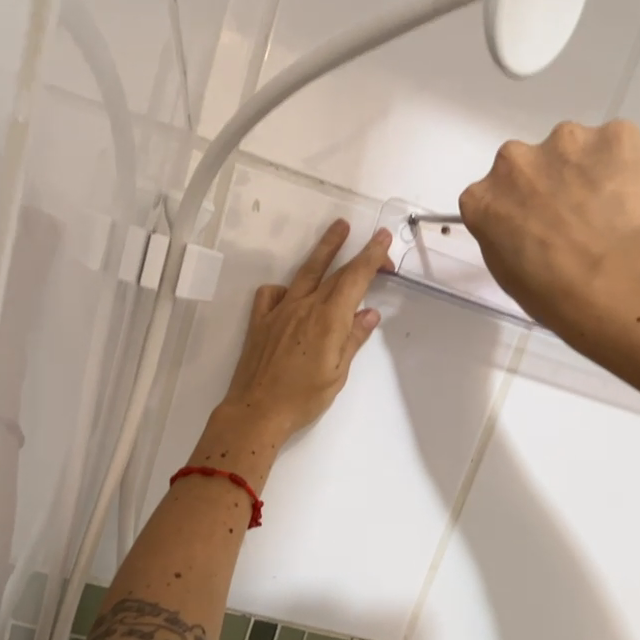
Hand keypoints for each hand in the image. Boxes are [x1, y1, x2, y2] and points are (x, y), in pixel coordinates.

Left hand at [217, 219, 391, 441]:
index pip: (355, 279)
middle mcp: (304, 307)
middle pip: (335, 272)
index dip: (371, 257)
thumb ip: (352, 340)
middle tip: (373, 239)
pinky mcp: (260, 321)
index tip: (382, 239)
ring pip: (305, 272)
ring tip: (338, 228)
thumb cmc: (302, 399)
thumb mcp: (337, 374)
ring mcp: (279, 311)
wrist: (256, 411)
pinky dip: (285, 287)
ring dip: (324, 250)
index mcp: (328, 320)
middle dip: (357, 254)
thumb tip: (368, 314)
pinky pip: (272, 293)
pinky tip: (290, 293)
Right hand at [459, 120, 639, 339]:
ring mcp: (566, 140)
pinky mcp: (616, 133)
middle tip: (574, 221)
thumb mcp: (509, 274)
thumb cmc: (554, 293)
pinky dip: (626, 167)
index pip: (492, 197)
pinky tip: (636, 202)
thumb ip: (507, 236)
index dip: (518, 214)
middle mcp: (516, 160)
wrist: (618, 282)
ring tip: (611, 213)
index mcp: (482, 198)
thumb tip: (526, 229)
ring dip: (586, 172)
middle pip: (529, 166)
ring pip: (574, 151)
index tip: (535, 232)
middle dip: (548, 186)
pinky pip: (619, 146)